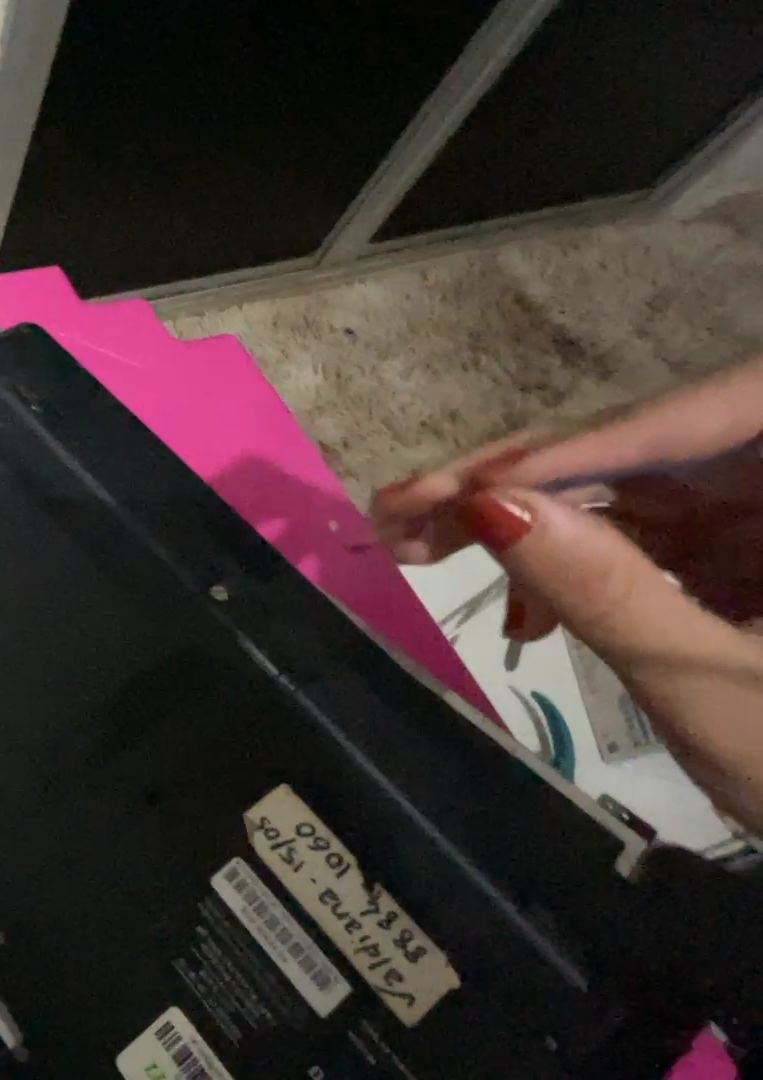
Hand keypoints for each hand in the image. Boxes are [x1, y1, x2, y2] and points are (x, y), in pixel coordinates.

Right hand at [370, 356, 762, 834]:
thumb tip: (484, 507)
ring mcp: (754, 513)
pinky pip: (620, 529)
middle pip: (639, 444)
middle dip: (514, 478)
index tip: (470, 488)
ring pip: (610, 484)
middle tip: (402, 508)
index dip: (584, 446)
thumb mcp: (714, 685)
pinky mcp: (723, 548)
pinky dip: (549, 558)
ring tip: (415, 547)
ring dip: (509, 515)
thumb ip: (605, 592)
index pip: (706, 422)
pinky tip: (512, 608)